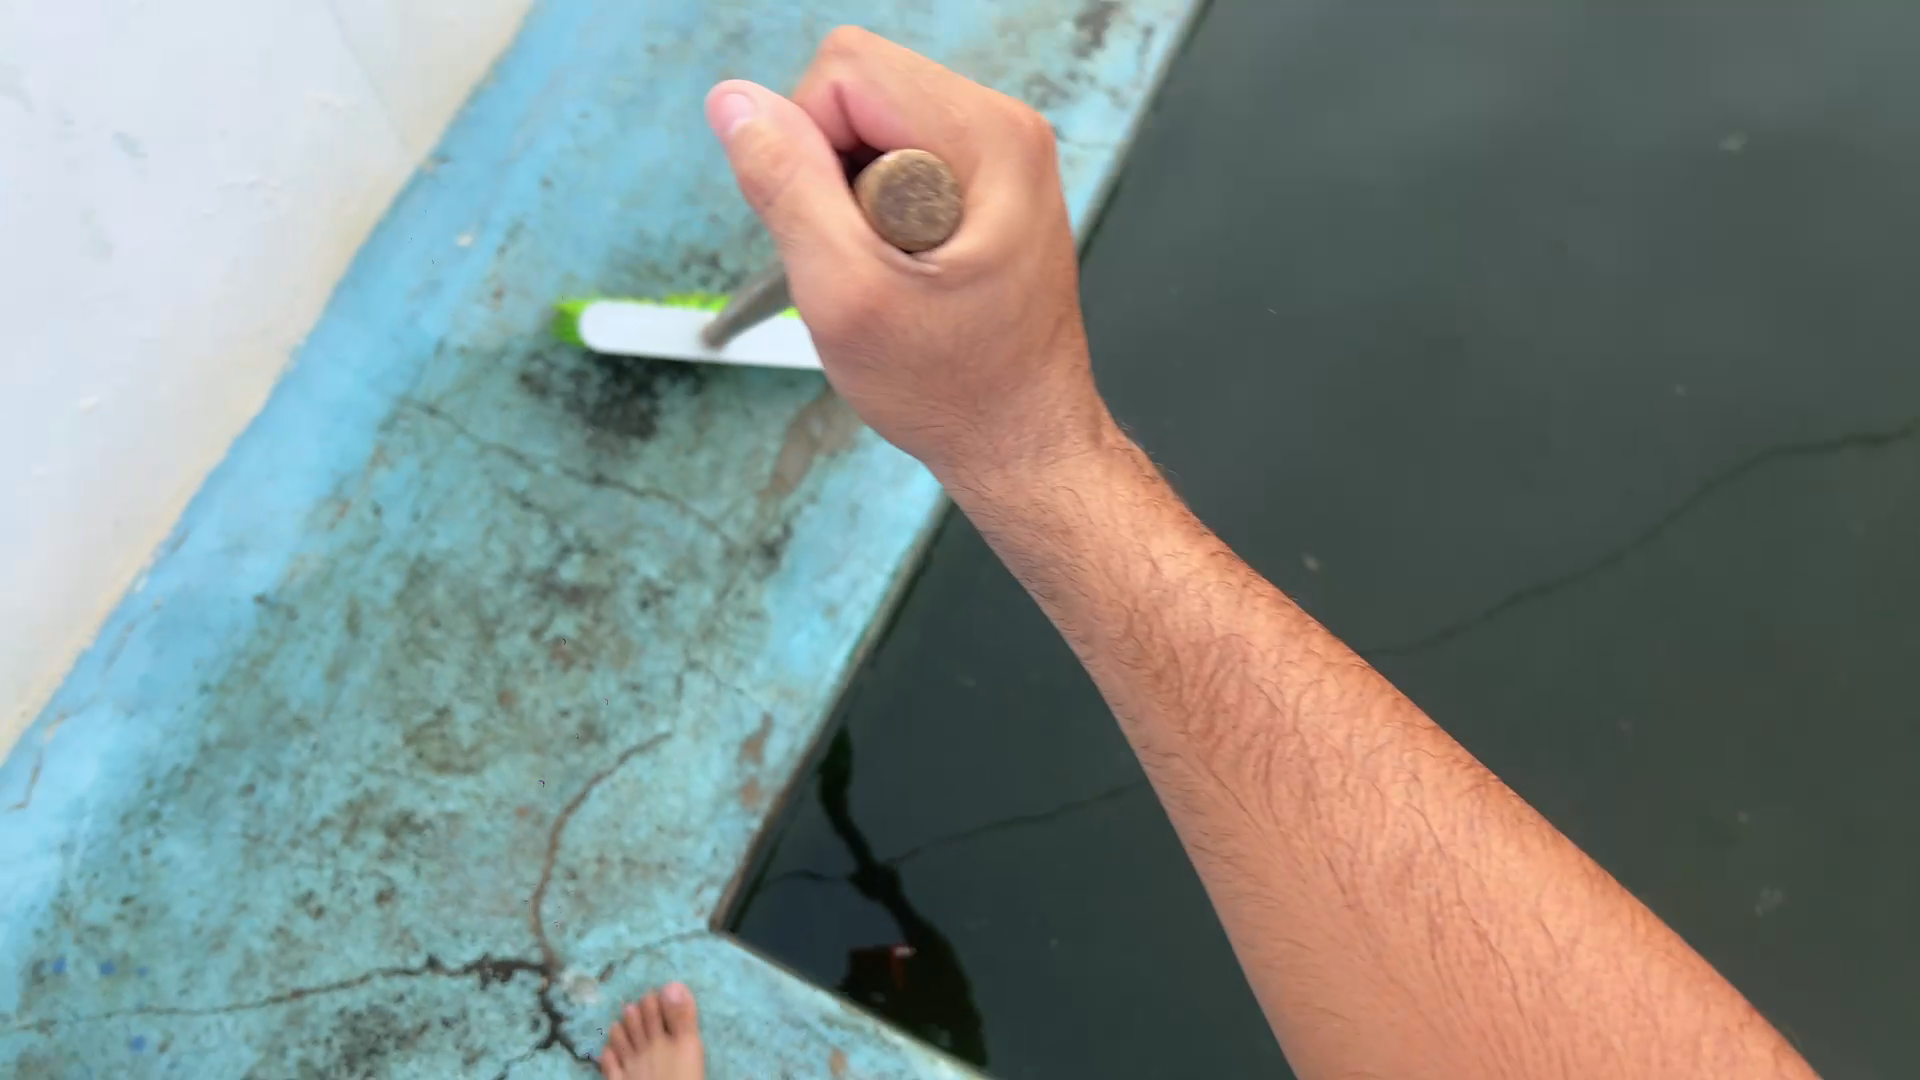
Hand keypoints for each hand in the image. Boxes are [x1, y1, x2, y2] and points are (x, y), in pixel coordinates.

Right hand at [703, 28, 1110, 487]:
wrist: (1021, 444)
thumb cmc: (958, 393)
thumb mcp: (848, 297)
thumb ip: (786, 188)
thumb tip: (736, 107)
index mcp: (988, 141)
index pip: (846, 71)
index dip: (804, 149)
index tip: (833, 237)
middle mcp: (1007, 138)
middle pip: (864, 97)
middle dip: (835, 183)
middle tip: (869, 269)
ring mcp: (1005, 168)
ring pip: (879, 138)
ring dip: (857, 211)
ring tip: (893, 282)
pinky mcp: (993, 199)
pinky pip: (906, 175)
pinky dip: (884, 226)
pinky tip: (907, 282)